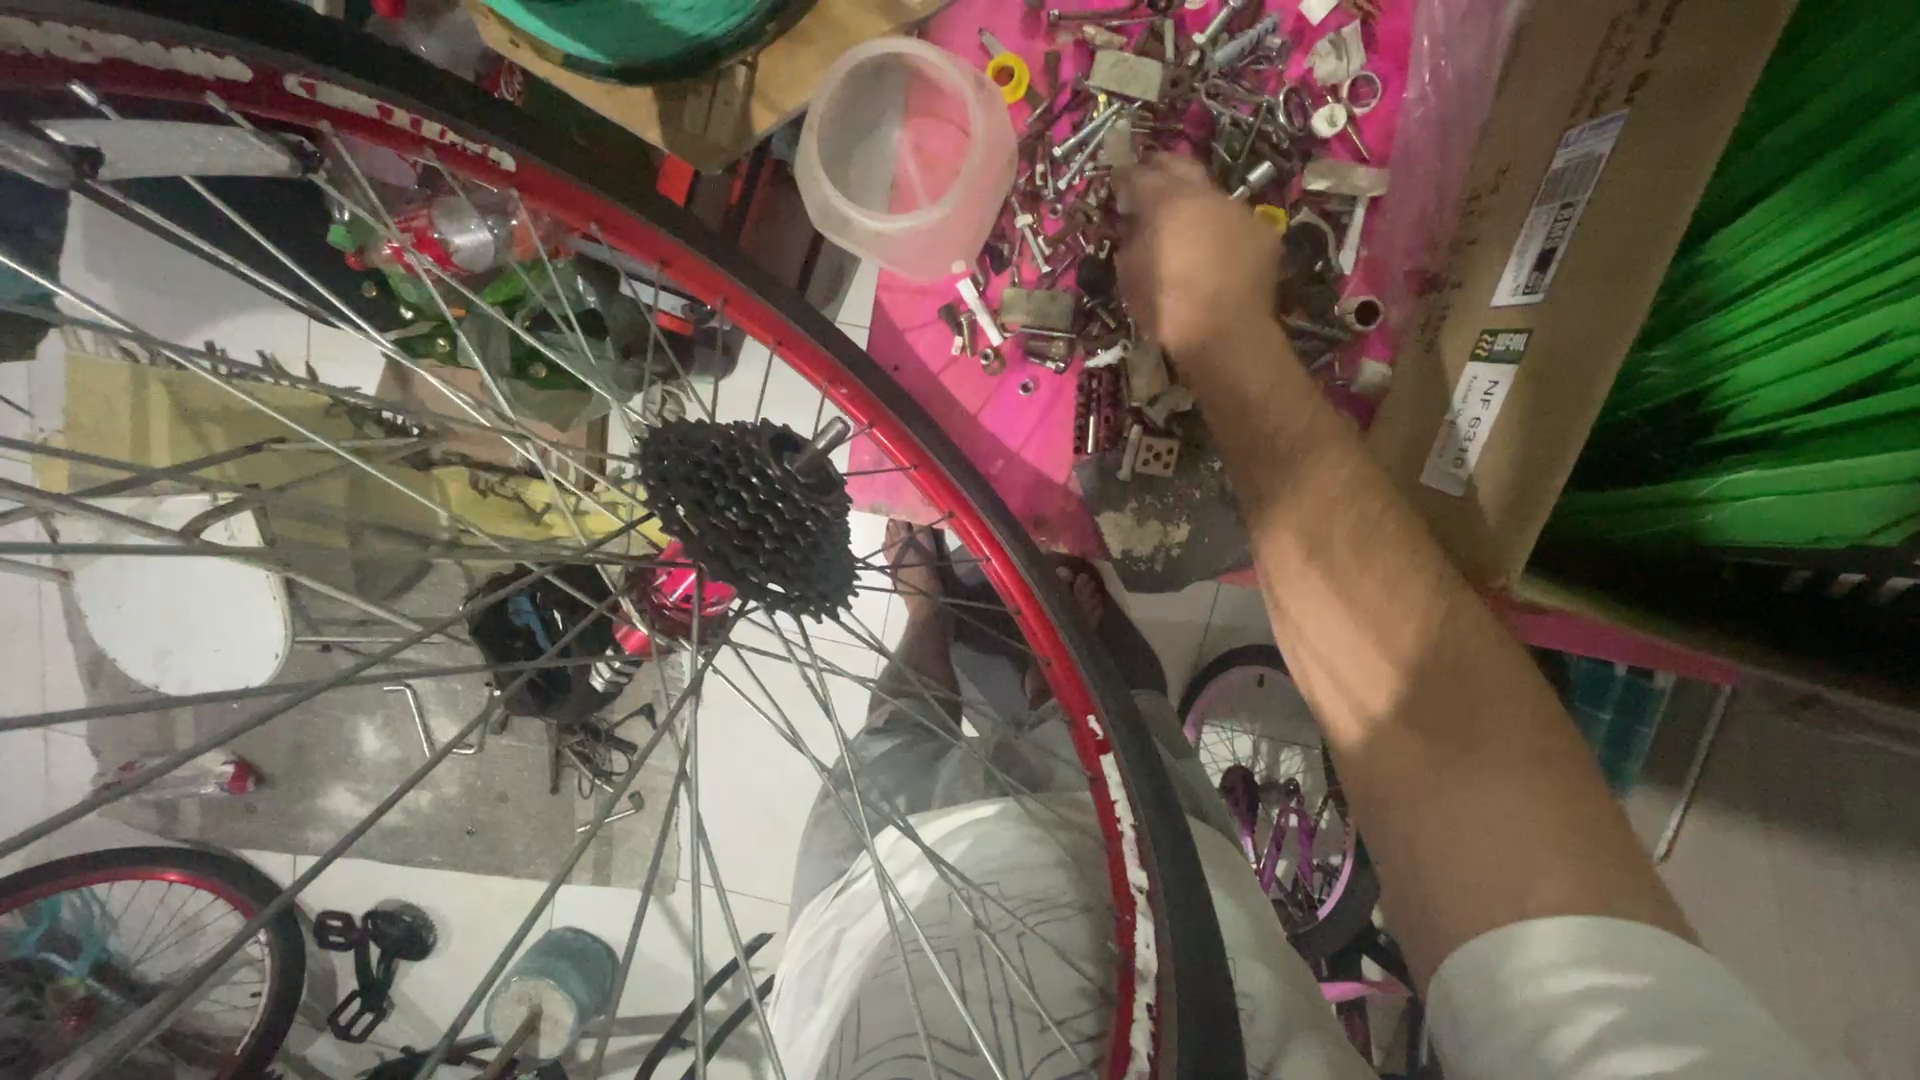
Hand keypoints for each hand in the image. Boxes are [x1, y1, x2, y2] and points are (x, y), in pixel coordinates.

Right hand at [1114, 156, 1281, 360]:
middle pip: (1178, 164)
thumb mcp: (1129, 278)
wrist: (1227, 337)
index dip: (1122, 180)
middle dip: (1159, 168)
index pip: (1137, 175)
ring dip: (1193, 203)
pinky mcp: (1263, 232)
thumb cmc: (1168, 310)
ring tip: (1182, 223)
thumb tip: (1133, 227)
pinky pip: (1233, 222)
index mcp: (1167, 203)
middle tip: (1146, 182)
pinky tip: (1214, 250)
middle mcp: (1205, 195)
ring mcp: (1239, 211)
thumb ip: (1129, 242)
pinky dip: (1219, 230)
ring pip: (1210, 194)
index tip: (1115, 188)